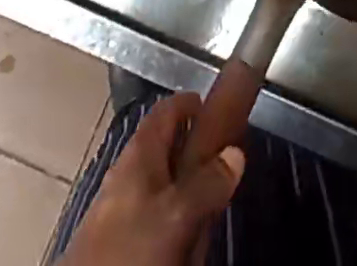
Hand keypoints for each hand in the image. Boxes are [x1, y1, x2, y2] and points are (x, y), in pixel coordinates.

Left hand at [56, 93, 245, 265]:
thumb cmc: (129, 252)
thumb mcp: (177, 215)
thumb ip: (208, 182)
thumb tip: (235, 153)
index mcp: (139, 154)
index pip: (168, 108)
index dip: (195, 104)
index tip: (224, 116)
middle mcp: (129, 174)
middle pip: (170, 147)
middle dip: (199, 154)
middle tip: (228, 170)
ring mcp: (122, 208)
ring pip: (166, 184)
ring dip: (191, 192)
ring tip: (214, 210)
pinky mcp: (121, 239)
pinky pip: (158, 215)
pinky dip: (178, 220)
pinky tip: (188, 242)